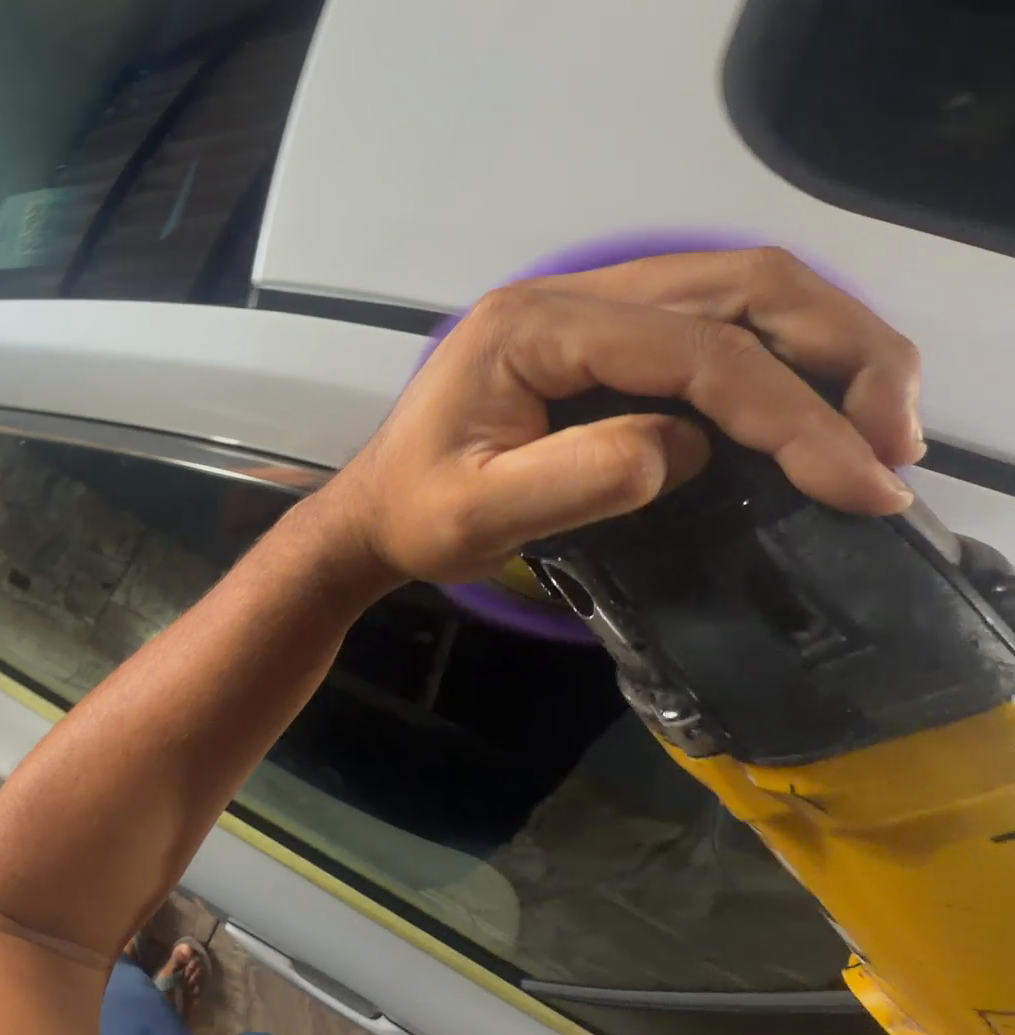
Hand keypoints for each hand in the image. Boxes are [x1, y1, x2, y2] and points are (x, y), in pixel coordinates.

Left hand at [311, 247, 924, 584]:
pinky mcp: (589, 342)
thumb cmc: (413, 517)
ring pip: (734, 296)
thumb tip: (691, 445)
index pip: (691, 348)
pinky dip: (775, 360)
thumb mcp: (480, 512)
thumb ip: (581, 477)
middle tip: (892, 446)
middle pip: (738, 287)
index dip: (790, 412)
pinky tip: (804, 413)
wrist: (372, 516)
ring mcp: (576, 313)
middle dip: (838, 355)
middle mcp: (558, 298)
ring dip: (823, 350)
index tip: (862, 484)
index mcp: (528, 329)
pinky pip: (704, 327)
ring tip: (873, 432)